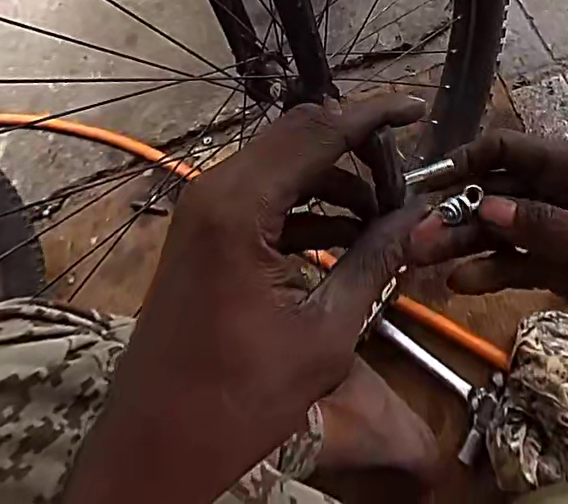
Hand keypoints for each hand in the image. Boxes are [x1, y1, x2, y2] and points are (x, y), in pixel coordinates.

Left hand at [69, 94, 429, 503]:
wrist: (148, 459)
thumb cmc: (233, 405)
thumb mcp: (322, 335)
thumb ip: (374, 261)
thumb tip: (420, 215)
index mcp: (240, 206)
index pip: (319, 130)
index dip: (374, 114)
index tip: (416, 109)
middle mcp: (217, 189)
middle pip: (300, 134)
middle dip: (358, 144)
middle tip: (403, 173)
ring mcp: (207, 207)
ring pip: (286, 162)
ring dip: (337, 177)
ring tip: (384, 211)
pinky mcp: (208, 229)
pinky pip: (269, 195)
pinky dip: (311, 204)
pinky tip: (349, 232)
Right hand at [410, 130, 567, 426]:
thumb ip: (550, 225)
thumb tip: (487, 205)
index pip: (516, 151)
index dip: (472, 160)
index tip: (432, 181)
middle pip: (502, 194)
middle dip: (460, 211)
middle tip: (417, 236)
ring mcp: (566, 237)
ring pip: (504, 231)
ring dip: (466, 242)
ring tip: (425, 260)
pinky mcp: (566, 274)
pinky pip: (519, 265)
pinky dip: (491, 271)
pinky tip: (461, 283)